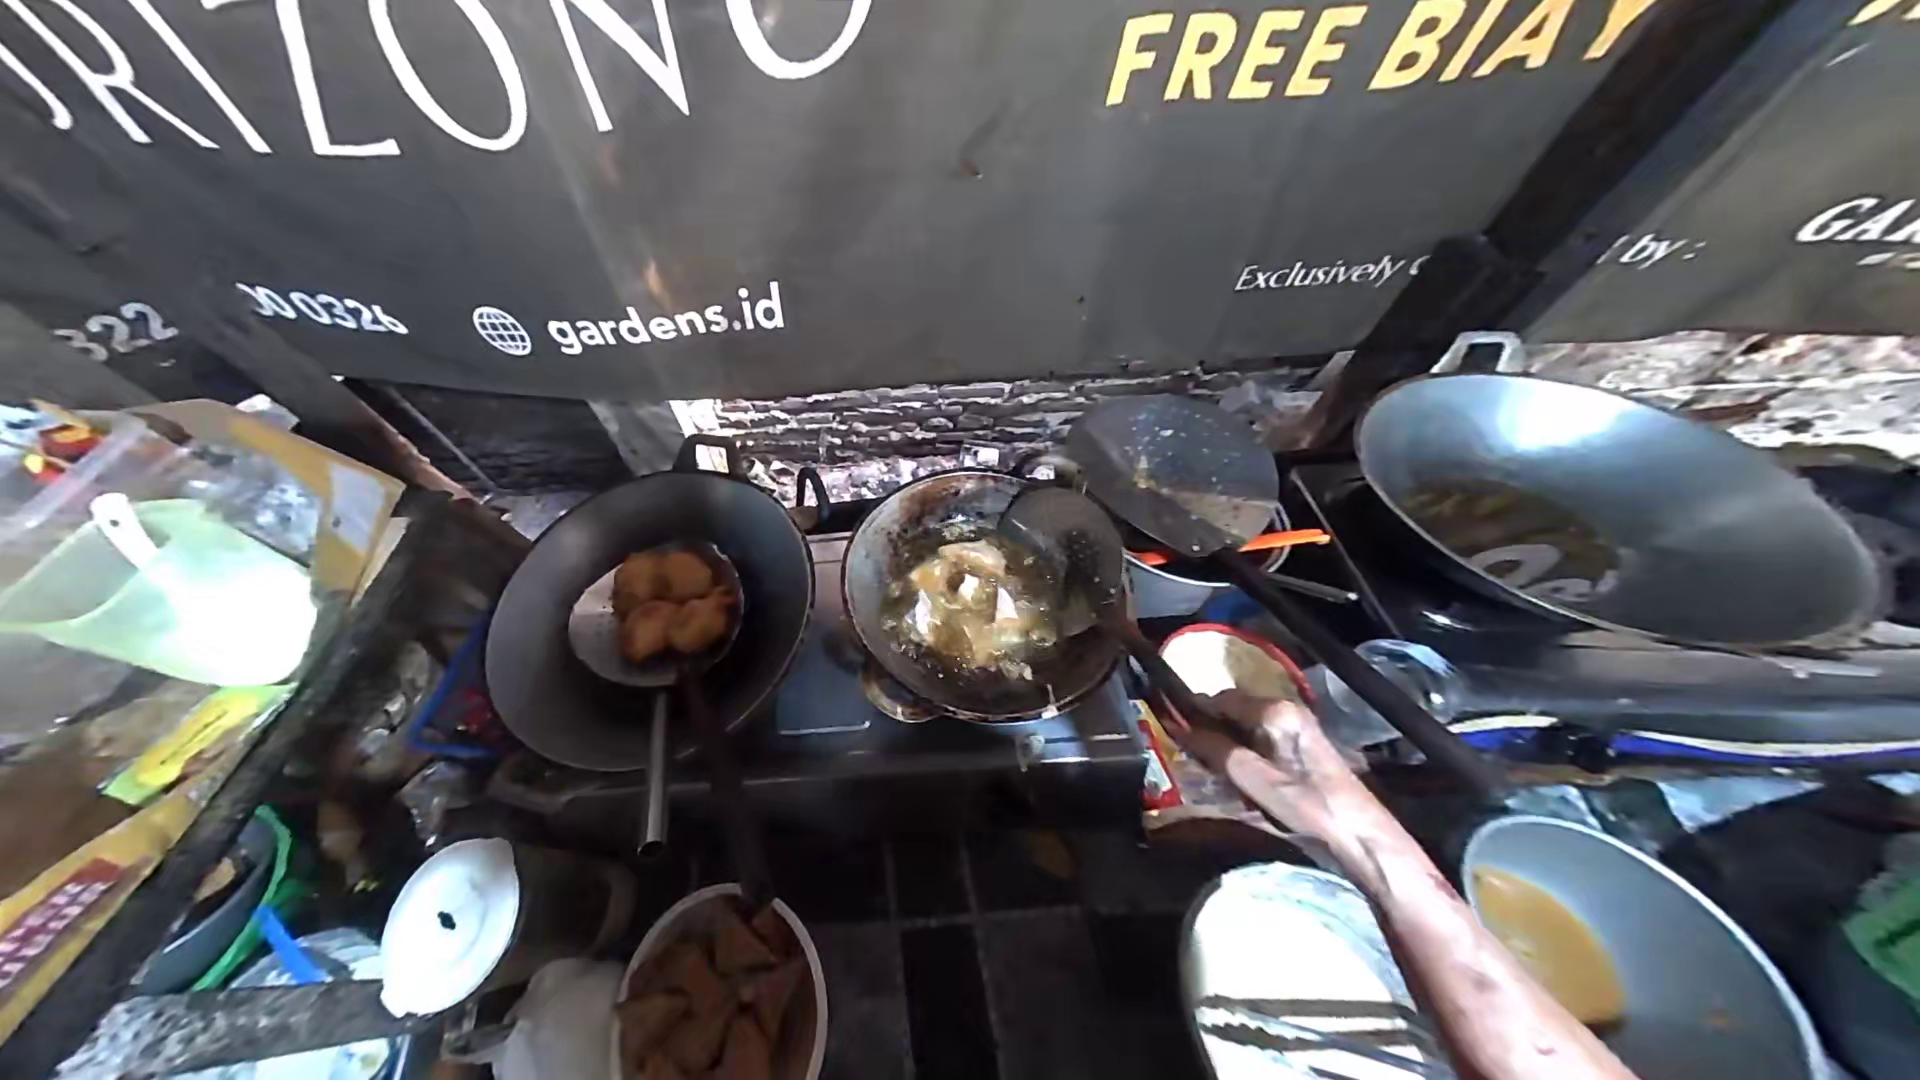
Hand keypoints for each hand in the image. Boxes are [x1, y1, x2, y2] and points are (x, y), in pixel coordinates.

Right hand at [1176, 692, 1366, 838]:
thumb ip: (1216, 751)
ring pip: (1246, 725)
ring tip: (1208, 765)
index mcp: (1276, 711)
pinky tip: (1236, 774)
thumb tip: (1180, 728)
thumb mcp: (1255, 780)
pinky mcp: (1303, 747)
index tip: (1170, 727)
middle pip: (1234, 710)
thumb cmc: (1311, 808)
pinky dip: (1243, 751)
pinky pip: (1260, 738)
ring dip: (1225, 741)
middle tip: (1187, 750)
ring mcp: (1298, 728)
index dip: (1194, 712)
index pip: (1221, 699)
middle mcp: (1287, 710)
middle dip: (1209, 727)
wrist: (1366, 840)